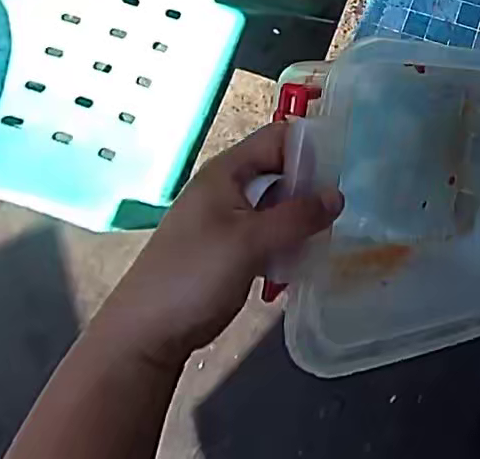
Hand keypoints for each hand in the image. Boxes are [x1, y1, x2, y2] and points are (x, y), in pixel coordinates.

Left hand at [89, 121, 342, 369]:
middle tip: (335, 204)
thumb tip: (338, 197)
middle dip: (310, 183)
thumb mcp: (251, 241)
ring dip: (301, 213)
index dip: (309, 146)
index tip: (338, 169)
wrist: (140, 342)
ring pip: (278, 201)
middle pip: (282, 168)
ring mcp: (228, 218)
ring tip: (324, 230)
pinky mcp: (230, 247)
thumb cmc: (192, 277)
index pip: (279, 137)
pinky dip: (288, 235)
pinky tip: (302, 253)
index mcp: (227, 173)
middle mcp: (228, 187)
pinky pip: (270, 228)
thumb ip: (298, 215)